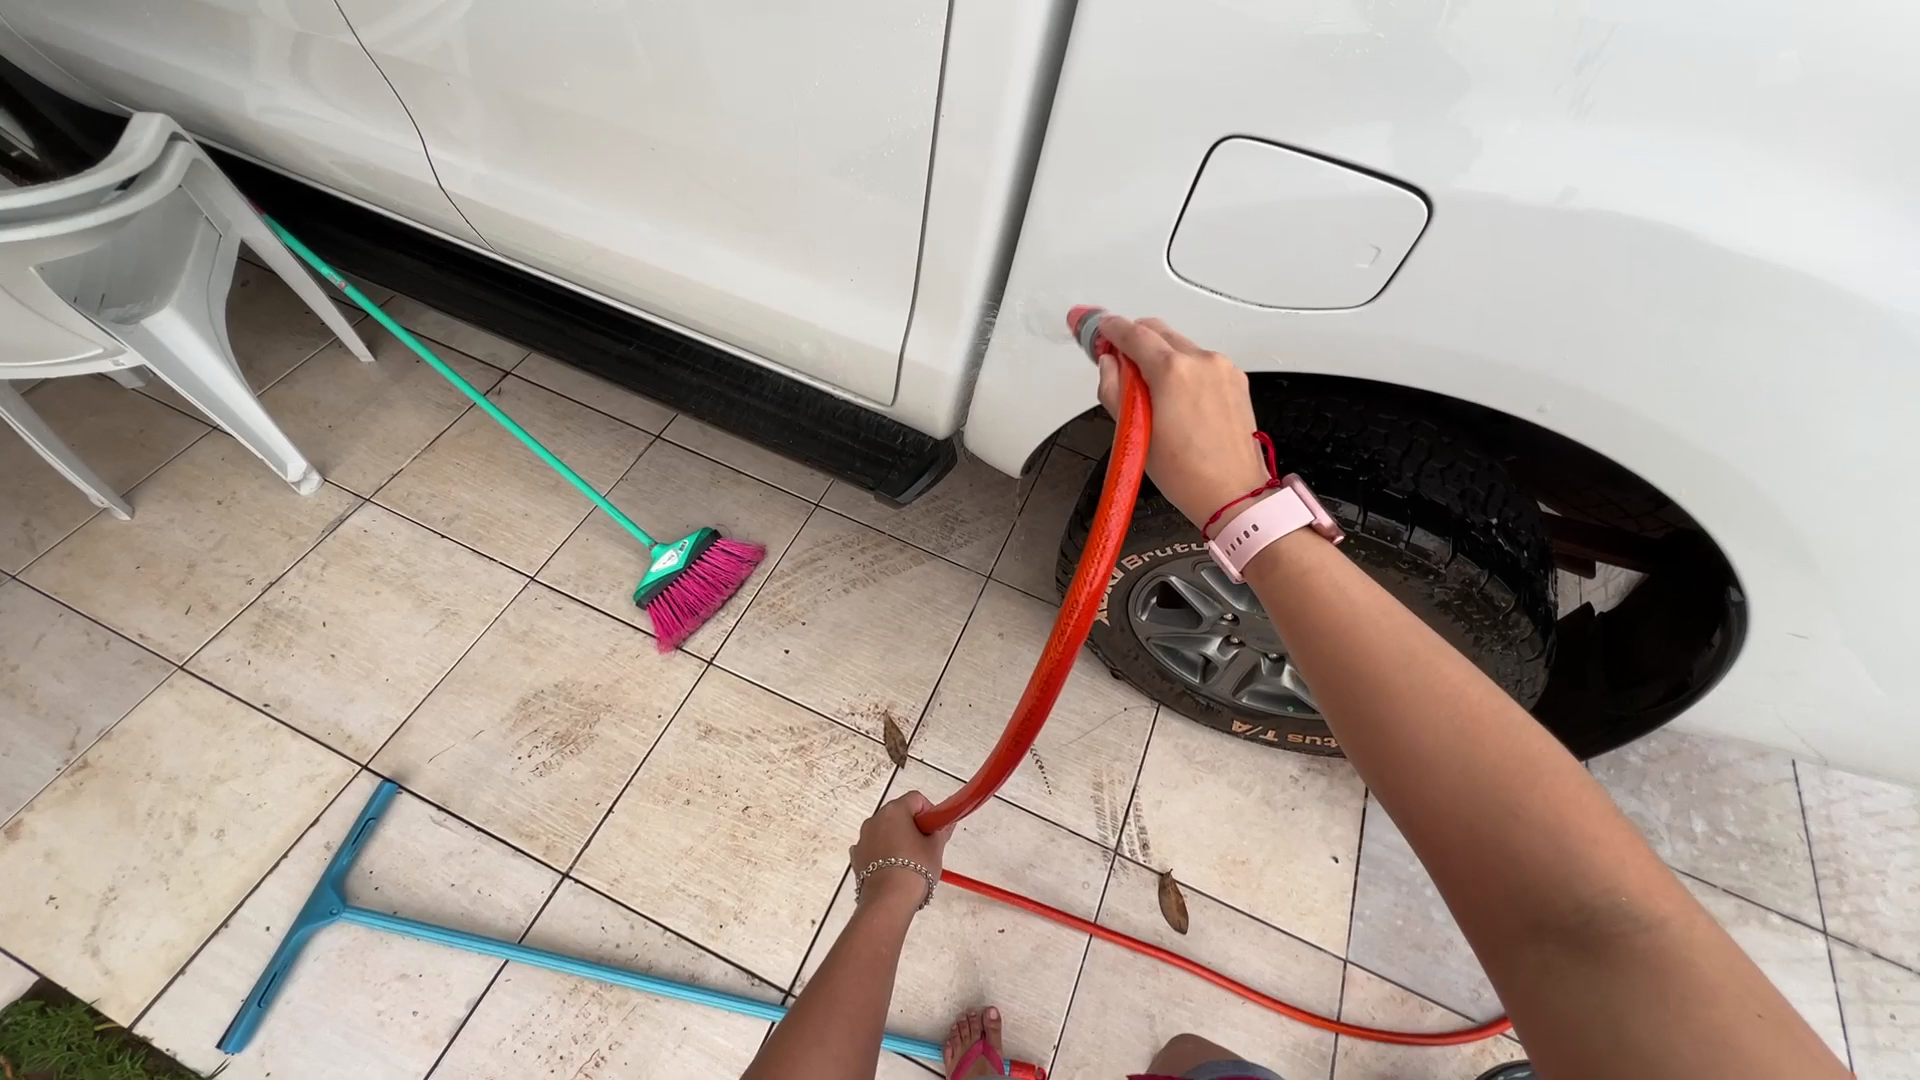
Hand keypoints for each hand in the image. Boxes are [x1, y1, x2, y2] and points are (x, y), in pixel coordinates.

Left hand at [849, 791, 953, 912]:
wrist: (888, 902)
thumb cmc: (913, 871)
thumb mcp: (935, 849)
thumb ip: (941, 831)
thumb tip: (947, 823)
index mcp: (895, 811)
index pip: (915, 799)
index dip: (928, 812)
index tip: (934, 828)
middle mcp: (875, 820)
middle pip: (898, 814)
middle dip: (913, 826)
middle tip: (926, 845)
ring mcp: (863, 838)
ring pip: (885, 831)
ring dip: (897, 840)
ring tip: (912, 862)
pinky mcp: (857, 857)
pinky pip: (874, 848)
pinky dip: (884, 854)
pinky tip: (895, 870)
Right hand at [1091, 314, 1271, 530]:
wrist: (1233, 494)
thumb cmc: (1187, 473)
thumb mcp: (1134, 432)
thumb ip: (1114, 389)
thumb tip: (1108, 366)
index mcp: (1173, 371)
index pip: (1133, 333)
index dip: (1110, 329)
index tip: (1099, 329)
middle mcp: (1202, 361)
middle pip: (1158, 331)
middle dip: (1134, 340)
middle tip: (1117, 362)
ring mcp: (1223, 369)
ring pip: (1181, 345)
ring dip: (1160, 356)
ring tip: (1148, 392)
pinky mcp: (1236, 381)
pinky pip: (1201, 362)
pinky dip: (1183, 369)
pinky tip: (1174, 399)